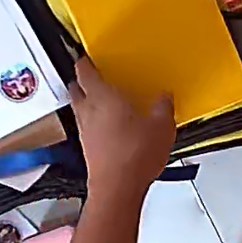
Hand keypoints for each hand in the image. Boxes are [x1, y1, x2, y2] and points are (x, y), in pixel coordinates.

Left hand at [70, 58, 174, 203]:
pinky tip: (112, 128)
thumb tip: (165, 98)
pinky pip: (87, 126)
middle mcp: (88, 110)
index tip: (86, 57)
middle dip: (83, 81)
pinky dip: (95, 122)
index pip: (84, 70)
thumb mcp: (162, 126)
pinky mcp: (87, 146)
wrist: (119, 185)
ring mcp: (85, 129)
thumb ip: (163, 107)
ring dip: (88, 102)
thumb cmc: (135, 154)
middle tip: (94, 78)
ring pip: (80, 107)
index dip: (85, 61)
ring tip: (105, 102)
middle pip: (77, 88)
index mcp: (103, 96)